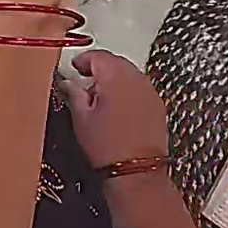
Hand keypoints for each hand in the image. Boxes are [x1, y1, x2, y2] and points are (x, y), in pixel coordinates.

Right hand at [59, 51, 168, 167]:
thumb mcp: (81, 117)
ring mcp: (150, 90)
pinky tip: (118, 109)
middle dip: (99, 68)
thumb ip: (74, 93)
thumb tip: (68, 83)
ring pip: (129, 74)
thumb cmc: (106, 146)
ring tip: (100, 98)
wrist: (135, 170)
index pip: (98, 56)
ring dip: (114, 80)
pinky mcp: (158, 104)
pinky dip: (128, 91)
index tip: (75, 68)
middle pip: (115, 62)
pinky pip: (140, 88)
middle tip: (84, 82)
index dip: (83, 60)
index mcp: (115, 76)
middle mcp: (136, 78)